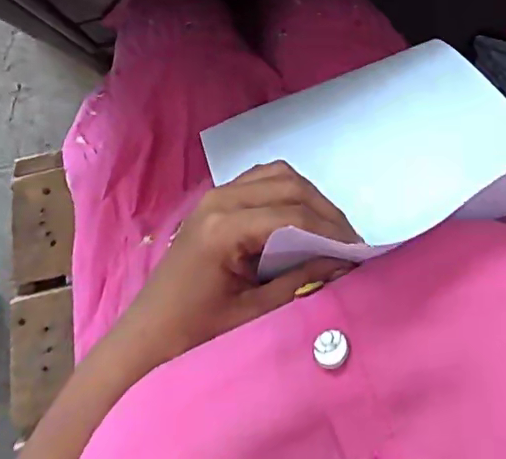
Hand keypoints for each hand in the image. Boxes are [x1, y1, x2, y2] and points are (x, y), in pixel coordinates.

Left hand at [101, 161, 358, 371]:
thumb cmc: (195, 331)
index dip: (329, 231)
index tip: (358, 251)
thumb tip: (343, 262)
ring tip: (330, 229)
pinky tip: (301, 217)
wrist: (148, 331)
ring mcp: (216, 193)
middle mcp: (220, 198)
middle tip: (350, 241)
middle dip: (325, 211)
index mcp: (223, 227)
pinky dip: (287, 191)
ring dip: (308, 196)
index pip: (291, 216)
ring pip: (277, 174)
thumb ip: (297, 280)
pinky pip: (261, 179)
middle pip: (288, 185)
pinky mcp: (216, 198)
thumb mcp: (252, 313)